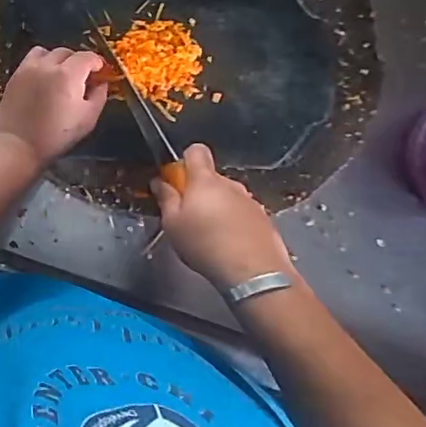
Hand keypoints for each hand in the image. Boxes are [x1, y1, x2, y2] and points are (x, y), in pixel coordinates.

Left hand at [0, 47, 109, 168]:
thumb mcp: (88, 118)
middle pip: (65, 52)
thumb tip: (100, 83)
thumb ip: (98, 95)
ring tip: (60, 76)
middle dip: (78, 61)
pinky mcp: (13, 77)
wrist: (18, 144)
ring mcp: (26, 69)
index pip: (87, 56)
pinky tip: (43, 81)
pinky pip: (29, 61)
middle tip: (82, 77)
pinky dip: (40, 65)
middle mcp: (45, 66)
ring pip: (45, 52)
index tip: (101, 72)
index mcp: (67, 74)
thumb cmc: (56, 135)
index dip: (97, 63)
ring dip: (56, 59)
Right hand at [151, 144, 294, 289]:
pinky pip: (243, 212)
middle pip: (211, 177)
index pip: (197, 152)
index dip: (185, 159)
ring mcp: (252, 202)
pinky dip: (234, 221)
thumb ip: (165, 198)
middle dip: (199, 190)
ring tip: (210, 232)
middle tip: (188, 214)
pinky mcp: (266, 220)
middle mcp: (231, 186)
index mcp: (205, 181)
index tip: (176, 179)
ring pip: (227, 195)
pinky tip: (229, 242)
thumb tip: (159, 182)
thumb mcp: (173, 224)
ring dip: (217, 206)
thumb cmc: (205, 244)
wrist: (256, 274)